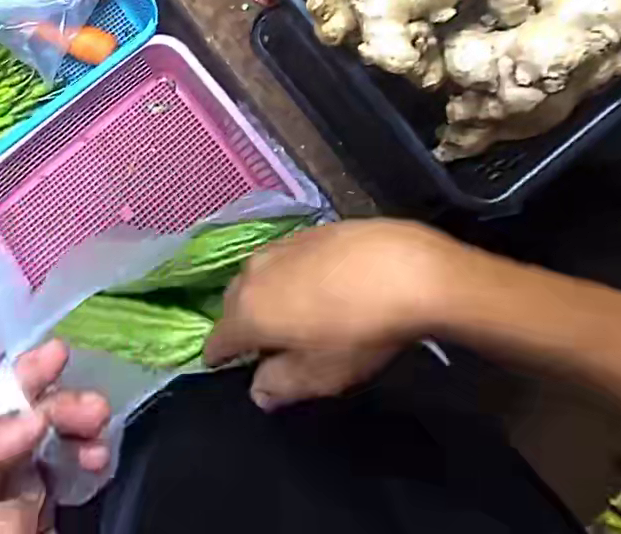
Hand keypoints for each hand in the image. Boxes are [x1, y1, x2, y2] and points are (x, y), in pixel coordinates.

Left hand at [0, 339, 110, 533]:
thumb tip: (25, 494)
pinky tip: (95, 456)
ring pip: (24, 444)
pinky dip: (69, 457)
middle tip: (67, 362)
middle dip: (31, 389)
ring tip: (100, 422)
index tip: (39, 419)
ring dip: (62, 422)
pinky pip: (44, 473)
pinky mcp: (17, 515)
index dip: (0, 436)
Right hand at [202, 219, 472, 409]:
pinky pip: (281, 258)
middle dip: (240, 322)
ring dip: (263, 295)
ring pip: (256, 275)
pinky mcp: (304, 231)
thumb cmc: (359, 330)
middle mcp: (253, 273)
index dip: (219, 356)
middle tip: (263, 342)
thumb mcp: (322, 375)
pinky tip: (315, 285)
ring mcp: (277, 246)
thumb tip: (257, 390)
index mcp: (249, 312)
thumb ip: (281, 385)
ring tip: (290, 312)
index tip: (224, 364)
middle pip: (233, 302)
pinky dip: (286, 275)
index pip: (217, 338)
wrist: (404, 267)